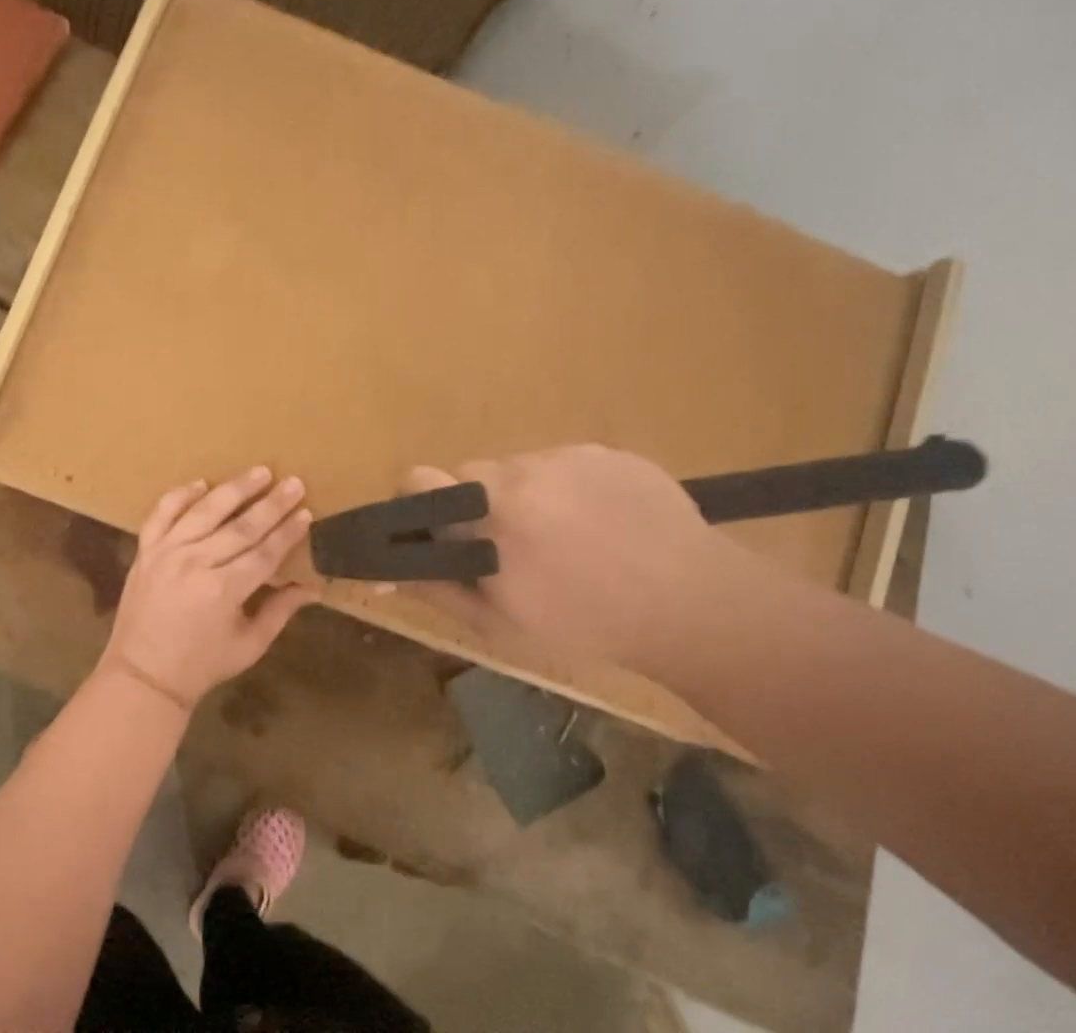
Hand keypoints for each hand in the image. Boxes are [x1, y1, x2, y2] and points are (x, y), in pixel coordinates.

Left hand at [101, 467, 317, 707]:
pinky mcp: (145, 551)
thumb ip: (279, 611)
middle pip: (240, 526)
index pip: (264, 552)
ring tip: (259, 472)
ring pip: (204, 511)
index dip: (288, 532)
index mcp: (223, 590)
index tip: (306, 513)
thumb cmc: (201, 665)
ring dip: (234, 489)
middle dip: (271, 504)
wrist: (143, 674)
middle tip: (293, 483)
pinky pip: (162, 513)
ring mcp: (166, 553)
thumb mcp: (248, 645)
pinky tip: (201, 483)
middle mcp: (195, 563)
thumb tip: (312, 587)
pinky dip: (180, 496)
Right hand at [402, 445, 754, 668]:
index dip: (416, 503)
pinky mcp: (606, 451)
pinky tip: (598, 524)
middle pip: (468, 473)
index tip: (433, 532)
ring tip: (561, 537)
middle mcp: (520, 473)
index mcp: (487, 516)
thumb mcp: (499, 623)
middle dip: (473, 505)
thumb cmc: (585, 624)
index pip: (417, 479)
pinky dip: (565, 488)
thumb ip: (436, 590)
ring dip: (521, 496)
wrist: (693, 604)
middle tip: (504, 546)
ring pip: (517, 467)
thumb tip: (382, 578)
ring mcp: (567, 457)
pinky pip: (563, 463)